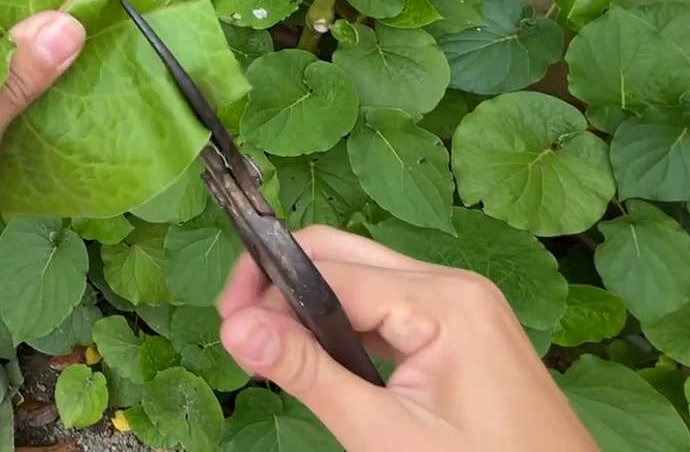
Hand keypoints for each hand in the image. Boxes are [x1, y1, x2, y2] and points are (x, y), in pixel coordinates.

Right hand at [217, 226, 596, 451]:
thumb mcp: (387, 438)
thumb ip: (307, 373)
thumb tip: (233, 327)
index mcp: (444, 301)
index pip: (326, 273)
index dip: (268, 294)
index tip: (229, 327)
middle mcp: (452, 284)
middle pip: (337, 256)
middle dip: (279, 285)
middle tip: (240, 328)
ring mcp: (460, 302)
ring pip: (354, 275)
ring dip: (306, 303)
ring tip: (274, 347)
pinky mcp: (459, 325)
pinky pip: (381, 302)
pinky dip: (340, 321)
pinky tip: (320, 355)